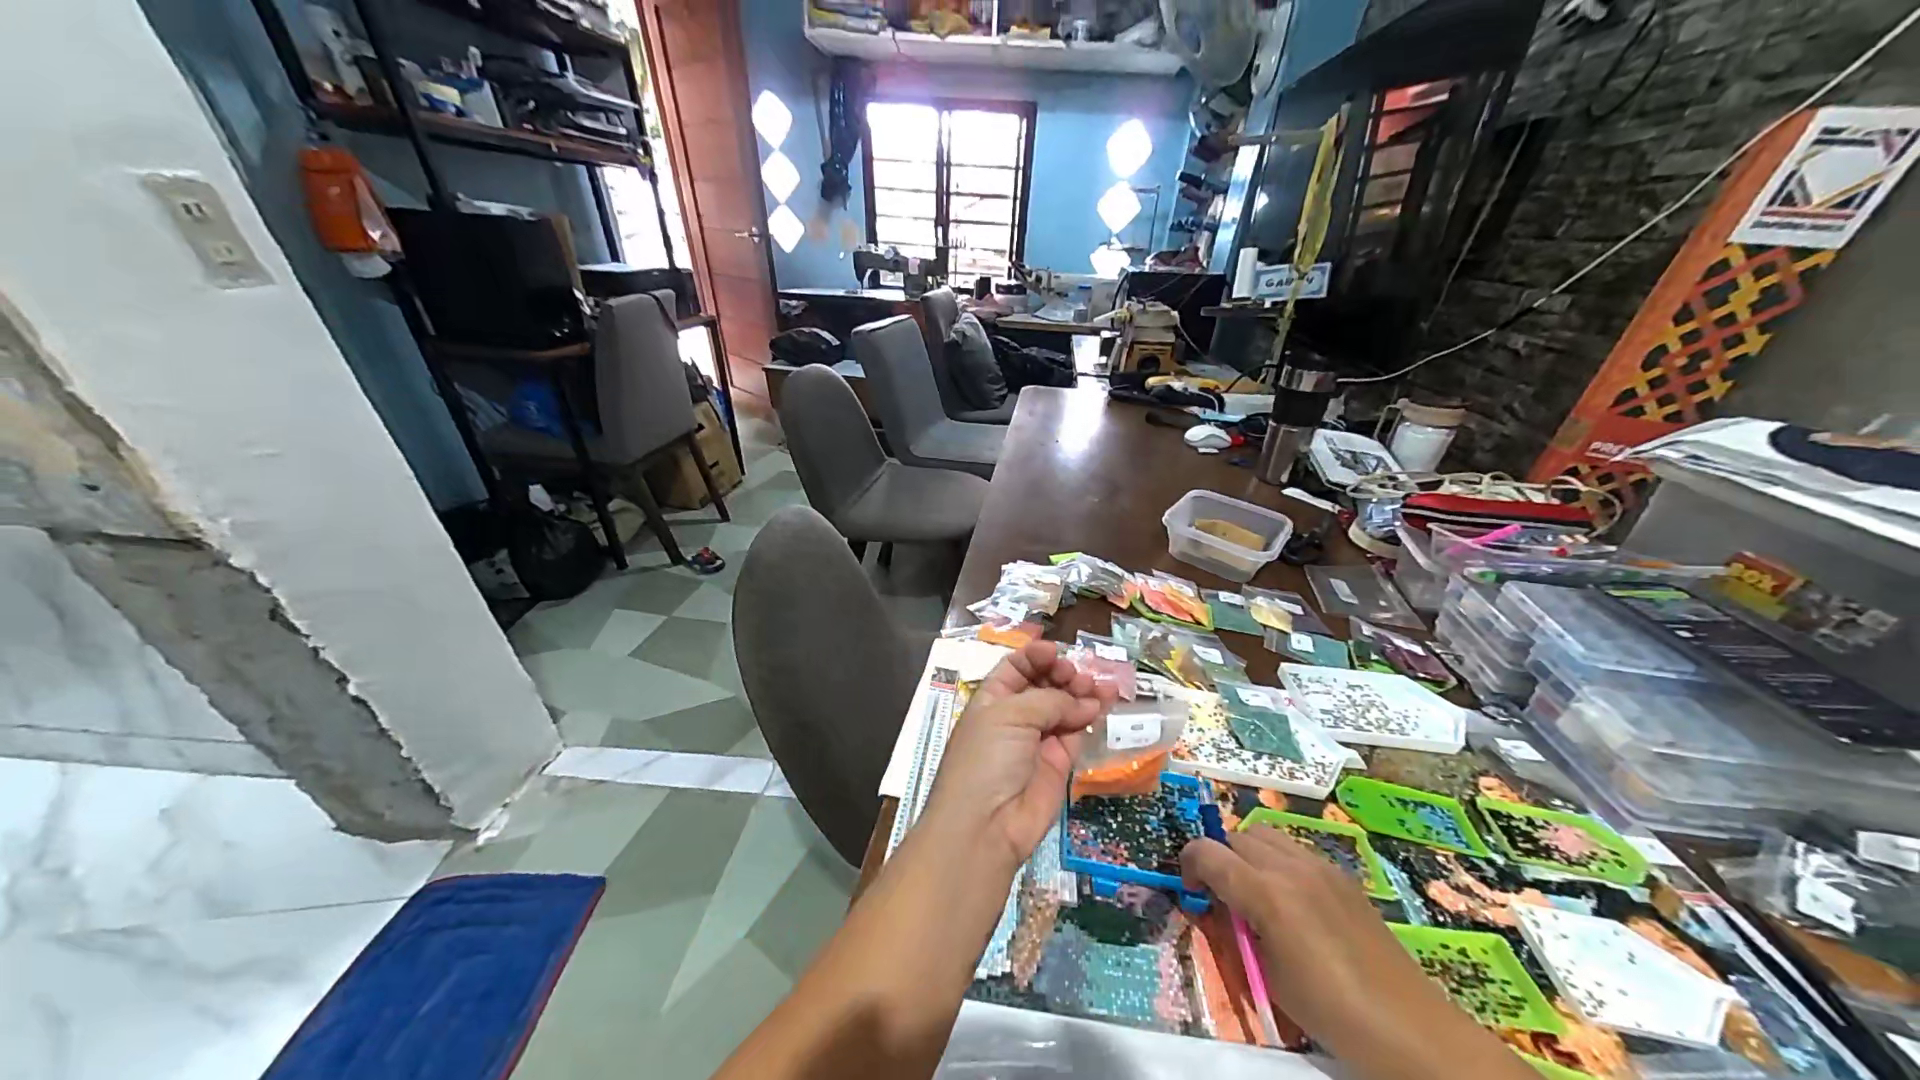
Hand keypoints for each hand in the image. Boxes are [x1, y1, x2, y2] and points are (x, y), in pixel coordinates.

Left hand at [920, 641, 1113, 868]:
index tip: (1056, 652)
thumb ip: (1049, 701)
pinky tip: (1102, 704)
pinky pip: (1077, 732)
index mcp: (992, 699)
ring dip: (1082, 692)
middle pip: (1044, 685)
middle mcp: (1014, 716)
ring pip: (1065, 707)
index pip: (1016, 668)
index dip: (1036, 657)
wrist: (986, 825)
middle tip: (1079, 675)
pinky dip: (1090, 717)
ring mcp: (1037, 740)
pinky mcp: (1059, 762)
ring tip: (1101, 686)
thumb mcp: (1009, 716)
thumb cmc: (986, 759)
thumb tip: (1083, 700)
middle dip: (1063, 674)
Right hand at [1182, 826, 1517, 1078]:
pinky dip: (1279, 861)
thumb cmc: (1329, 1010)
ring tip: (1256, 892)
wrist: (1409, 1028)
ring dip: (1249, 853)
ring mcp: (1321, 866)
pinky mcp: (1343, 875)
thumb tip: (1223, 905)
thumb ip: (1239, 928)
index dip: (1188, 865)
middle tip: (1222, 895)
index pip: (1207, 852)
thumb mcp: (1267, 974)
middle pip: (1235, 836)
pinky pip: (1296, 849)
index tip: (1192, 891)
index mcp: (1266, 893)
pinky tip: (1293, 900)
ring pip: (1266, 834)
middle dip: (1219, 858)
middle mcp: (1290, 867)